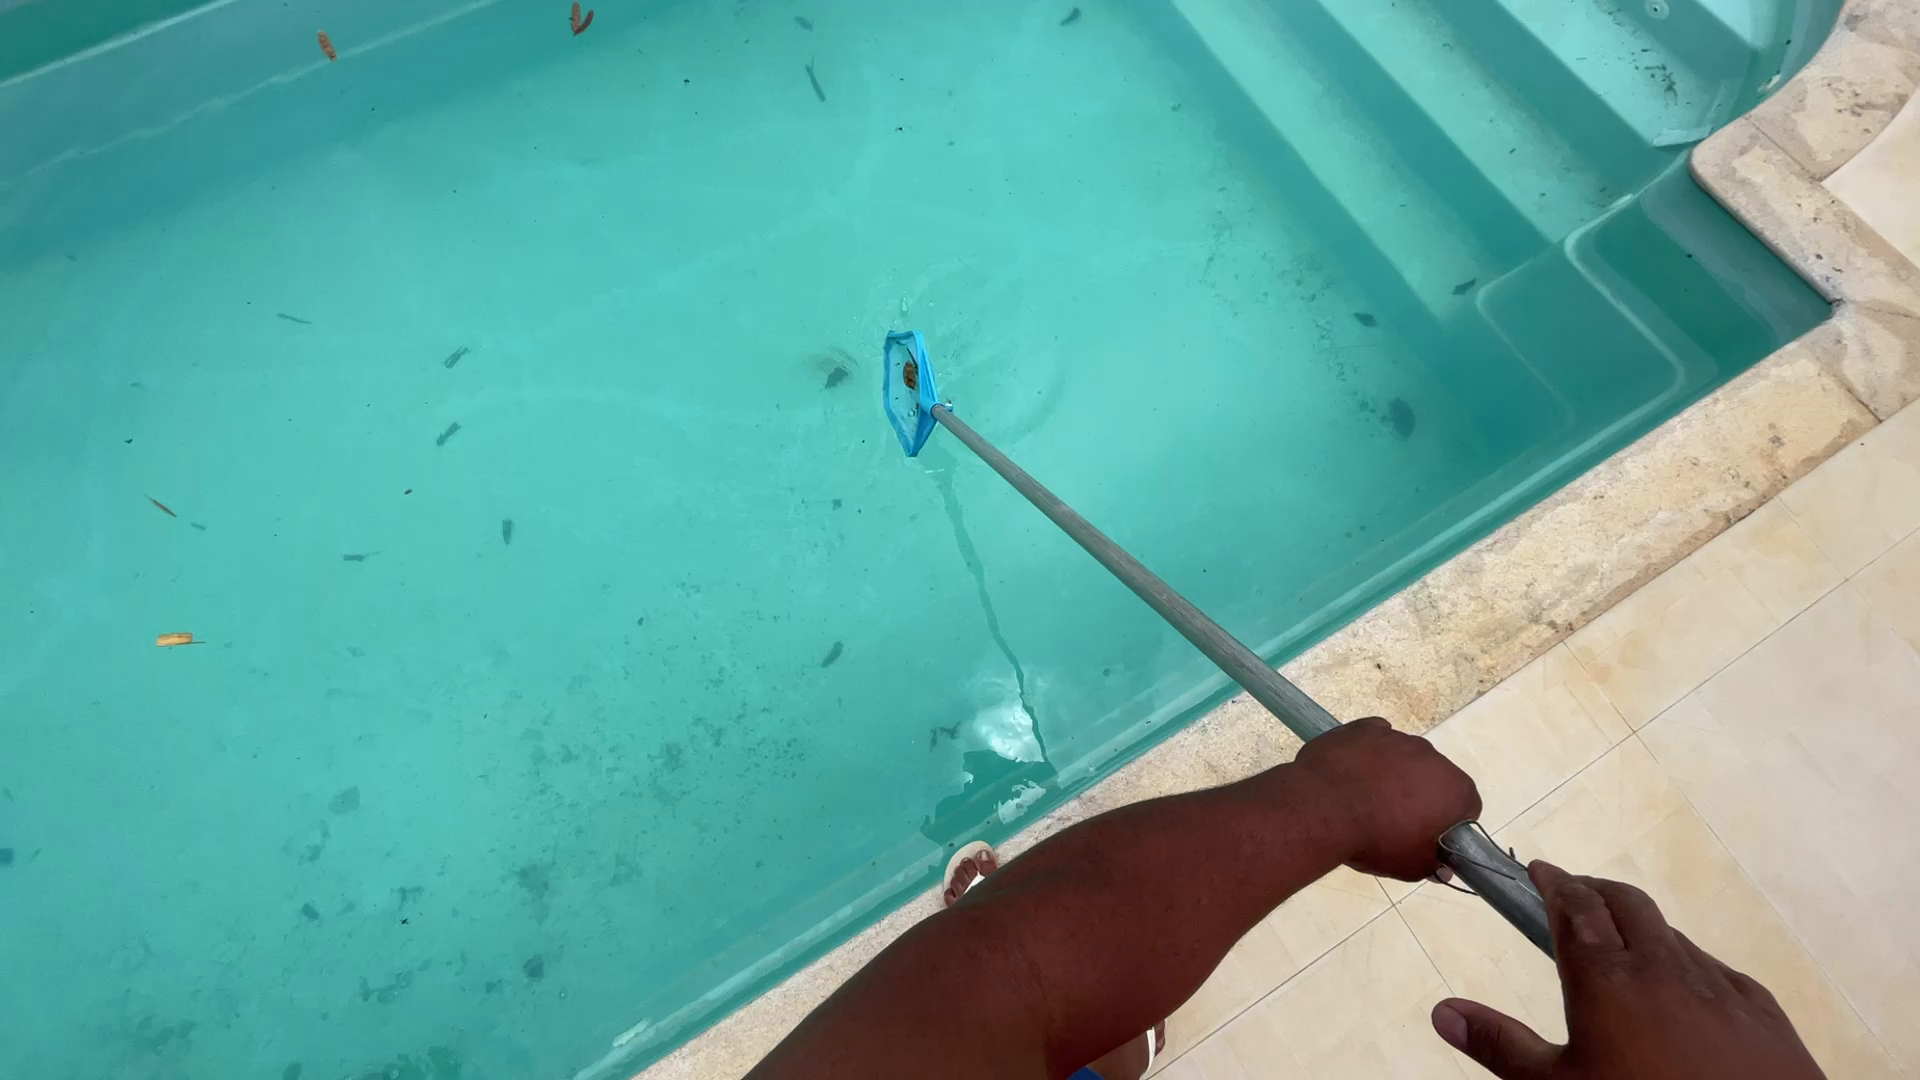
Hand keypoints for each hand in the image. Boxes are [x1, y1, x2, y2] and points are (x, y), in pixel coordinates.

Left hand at [1291, 717, 1479, 880]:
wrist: (1321, 808)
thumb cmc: (1375, 839)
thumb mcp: (1413, 866)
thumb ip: (1434, 864)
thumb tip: (1441, 867)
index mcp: (1454, 787)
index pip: (1465, 804)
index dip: (1448, 821)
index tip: (1427, 833)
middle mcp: (1429, 754)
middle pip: (1432, 776)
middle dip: (1419, 793)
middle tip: (1394, 815)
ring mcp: (1393, 737)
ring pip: (1401, 755)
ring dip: (1391, 770)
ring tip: (1365, 793)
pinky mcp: (1360, 728)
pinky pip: (1372, 737)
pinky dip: (1367, 750)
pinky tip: (1354, 767)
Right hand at [1431, 863, 1827, 1079]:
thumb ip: (1500, 1043)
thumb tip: (1440, 1011)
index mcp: (1603, 974)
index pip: (1572, 902)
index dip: (1551, 880)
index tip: (1536, 870)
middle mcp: (1660, 967)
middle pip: (1625, 901)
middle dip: (1594, 889)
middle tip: (1571, 897)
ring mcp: (1722, 992)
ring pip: (1672, 934)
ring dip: (1639, 926)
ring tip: (1622, 946)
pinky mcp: (1771, 1022)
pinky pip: (1723, 972)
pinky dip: (1690, 963)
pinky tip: (1688, 990)